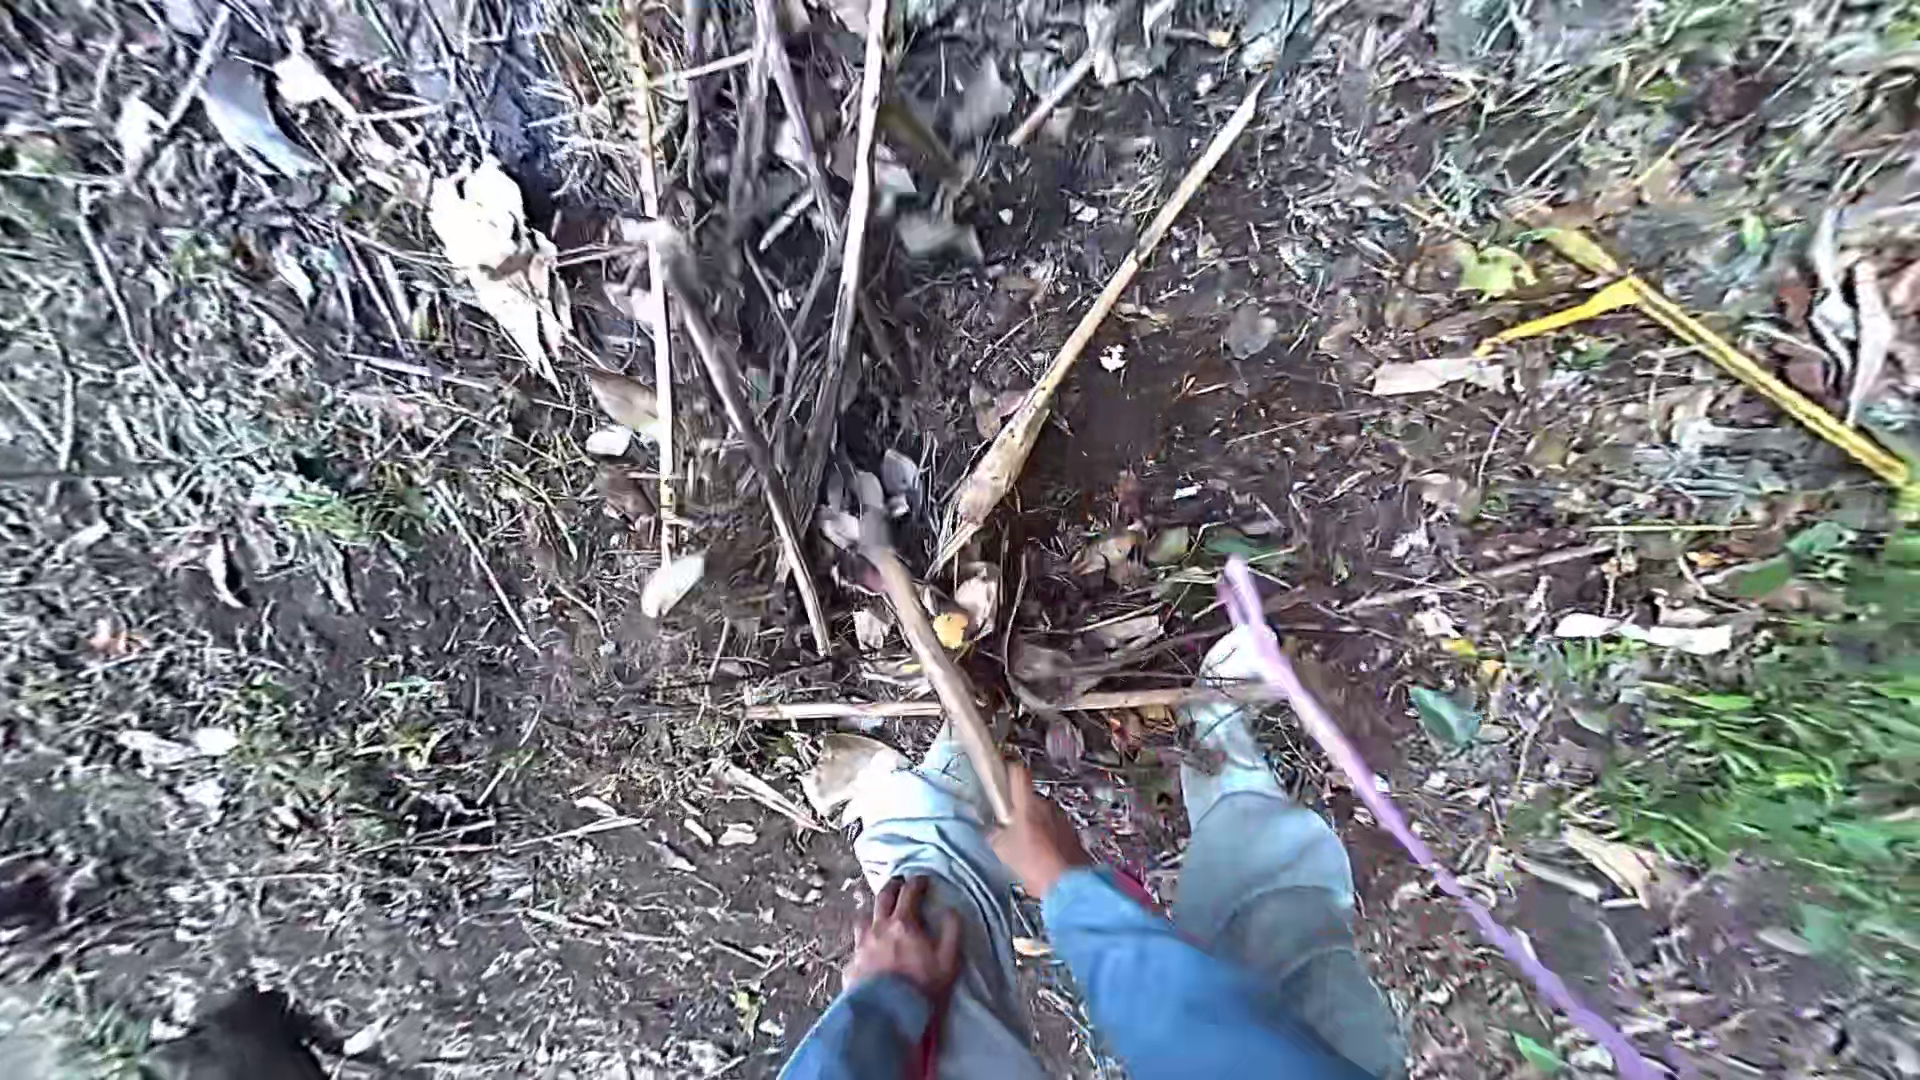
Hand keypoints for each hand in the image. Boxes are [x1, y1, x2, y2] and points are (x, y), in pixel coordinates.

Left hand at [844, 876, 962, 998]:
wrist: (885, 1020)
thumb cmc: (919, 989)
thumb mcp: (947, 962)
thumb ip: (951, 931)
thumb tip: (951, 910)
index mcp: (903, 923)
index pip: (910, 892)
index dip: (918, 882)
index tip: (923, 879)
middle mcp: (879, 927)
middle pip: (883, 897)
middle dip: (893, 886)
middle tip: (899, 882)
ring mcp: (862, 946)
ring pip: (864, 917)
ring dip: (873, 912)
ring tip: (879, 915)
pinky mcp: (851, 966)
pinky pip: (856, 946)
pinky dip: (864, 942)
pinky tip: (867, 950)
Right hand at [989, 762, 1092, 898]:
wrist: (1070, 885)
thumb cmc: (1036, 863)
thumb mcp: (1004, 850)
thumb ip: (995, 835)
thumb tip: (993, 832)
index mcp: (1027, 802)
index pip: (1017, 773)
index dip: (1008, 770)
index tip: (1002, 774)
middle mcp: (1046, 804)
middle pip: (1029, 797)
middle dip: (1020, 810)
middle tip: (1010, 828)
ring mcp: (1062, 817)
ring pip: (1043, 814)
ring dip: (1035, 825)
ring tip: (1028, 848)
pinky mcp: (1073, 832)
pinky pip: (1055, 828)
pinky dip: (1048, 837)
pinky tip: (1043, 857)